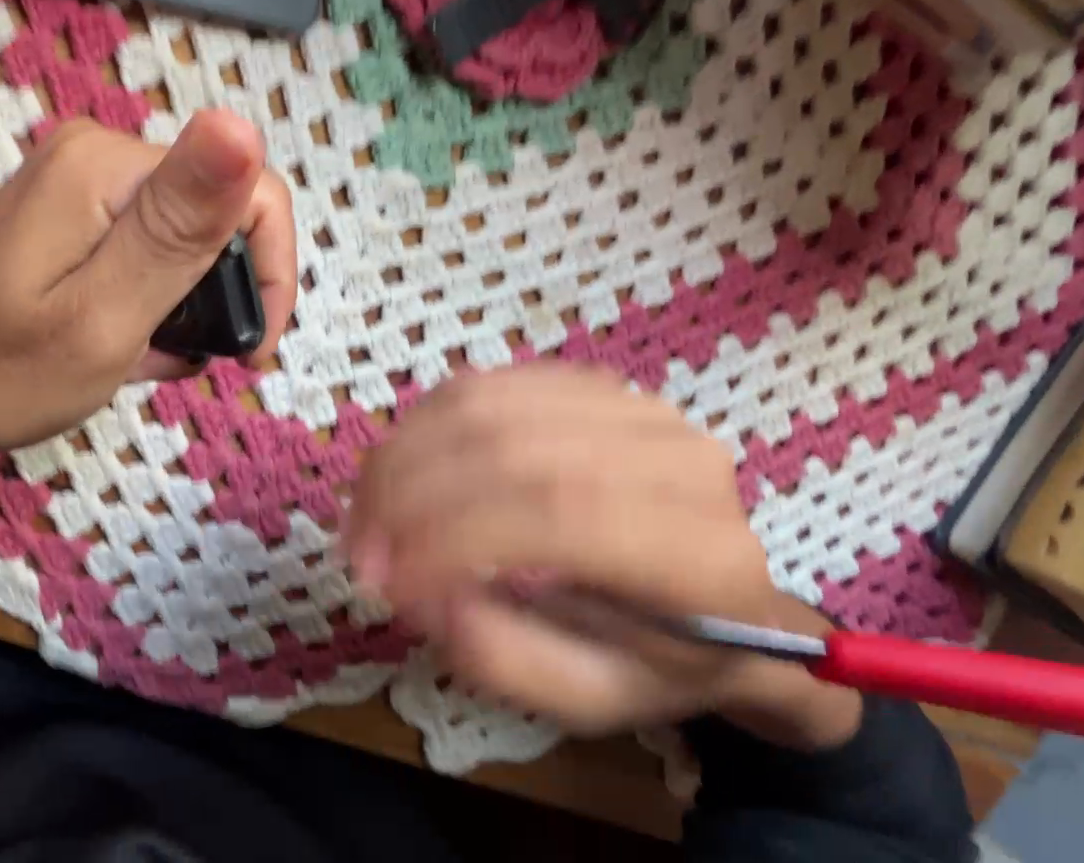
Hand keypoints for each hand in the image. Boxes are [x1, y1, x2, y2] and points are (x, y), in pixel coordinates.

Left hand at [0, 111, 296, 451]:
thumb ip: (176, 229)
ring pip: (185, 231)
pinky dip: (150, 296)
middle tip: (175, 357)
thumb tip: (243, 126)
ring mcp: (79, 178)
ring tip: (146, 356)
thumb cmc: (2, 373)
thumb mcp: (103, 316)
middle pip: (215, 209)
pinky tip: (124, 340)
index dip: (267, 273)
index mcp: (106, 167)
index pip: (246, 189)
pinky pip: (145, 241)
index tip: (247, 350)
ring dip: (185, 302)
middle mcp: (95, 152)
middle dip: (219, 292)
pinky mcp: (70, 207)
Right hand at [347, 364, 859, 745]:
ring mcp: (637, 408)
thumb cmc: (658, 658)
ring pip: (488, 402)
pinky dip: (424, 422)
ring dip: (403, 452)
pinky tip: (401, 465)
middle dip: (408, 491)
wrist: (727, 598)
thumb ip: (507, 661)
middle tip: (355, 546)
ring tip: (366, 507)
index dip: (450, 535)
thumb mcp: (592, 699)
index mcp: (700, 552)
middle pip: (510, 447)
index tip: (380, 579)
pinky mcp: (594, 386)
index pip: (558, 512)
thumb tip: (424, 592)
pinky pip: (486, 383)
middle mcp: (678, 460)